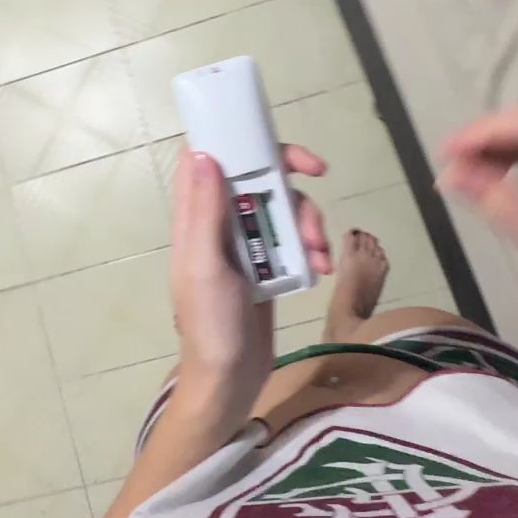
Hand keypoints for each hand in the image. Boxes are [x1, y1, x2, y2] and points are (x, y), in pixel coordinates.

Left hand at [170, 145, 332, 410]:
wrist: (231, 378)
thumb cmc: (210, 322)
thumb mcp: (205, 264)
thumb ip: (205, 210)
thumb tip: (204, 153)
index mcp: (195, 218)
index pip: (206, 157)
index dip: (237, 139)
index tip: (270, 140)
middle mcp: (219, 223)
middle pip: (256, 176)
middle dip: (290, 177)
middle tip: (320, 174)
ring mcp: (245, 244)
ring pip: (282, 207)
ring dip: (308, 220)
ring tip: (320, 254)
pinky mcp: (268, 265)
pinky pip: (294, 239)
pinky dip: (312, 247)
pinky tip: (322, 268)